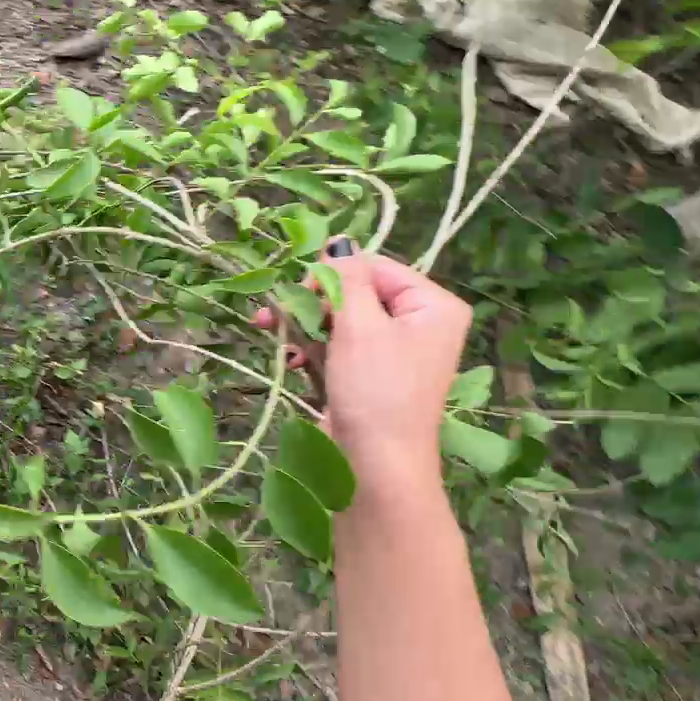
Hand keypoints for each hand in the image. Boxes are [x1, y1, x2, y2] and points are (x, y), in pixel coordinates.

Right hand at [256, 239, 472, 483]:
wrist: (375, 458)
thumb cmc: (376, 388)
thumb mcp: (361, 327)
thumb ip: (348, 281)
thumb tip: (338, 242)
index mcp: (432, 306)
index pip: (375, 268)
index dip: (333, 274)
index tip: (297, 291)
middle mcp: (417, 323)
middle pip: (354, 293)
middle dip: (309, 302)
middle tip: (272, 313)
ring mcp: (390, 350)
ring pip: (337, 320)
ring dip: (301, 324)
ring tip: (267, 331)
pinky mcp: (365, 373)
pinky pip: (334, 345)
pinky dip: (308, 347)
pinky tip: (289, 357)